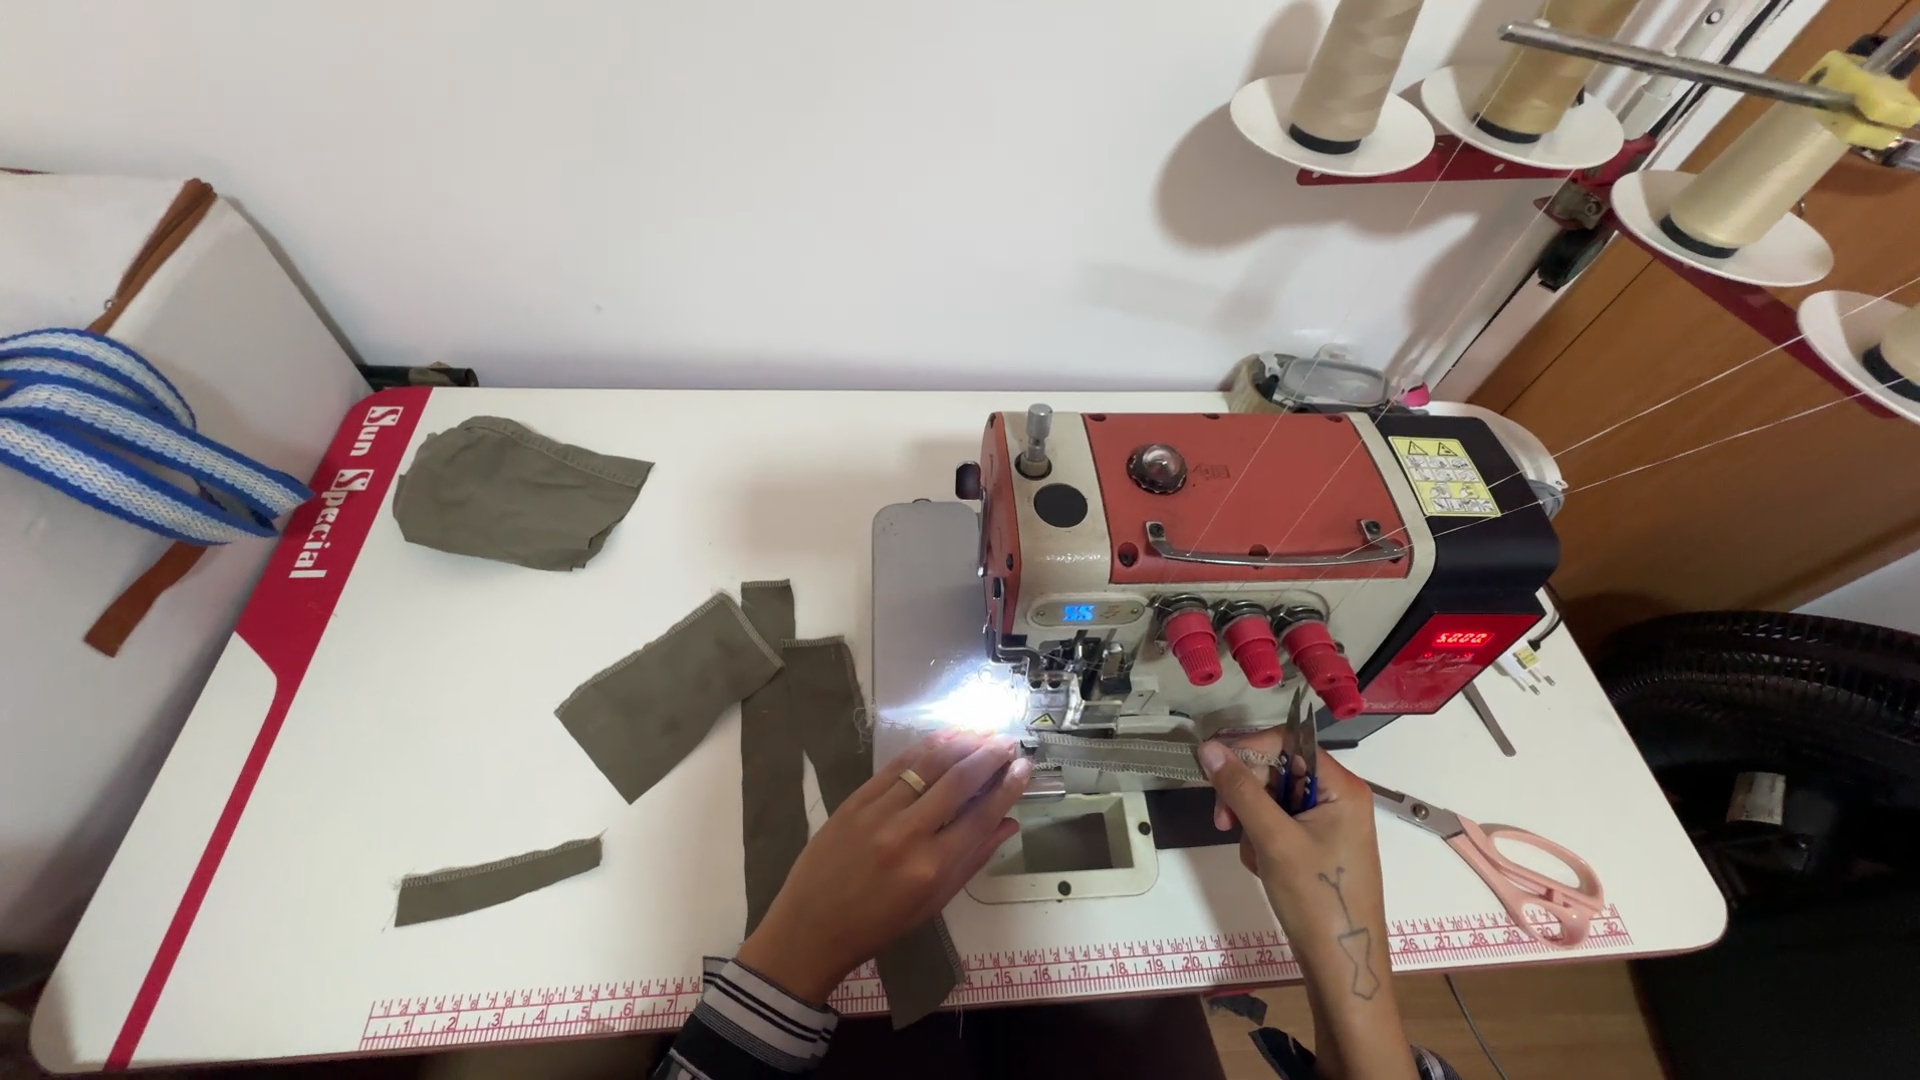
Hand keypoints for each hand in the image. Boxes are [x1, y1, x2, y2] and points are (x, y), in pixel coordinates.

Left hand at [737, 731, 1031, 1004]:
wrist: (812, 925)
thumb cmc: (879, 924)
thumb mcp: (935, 903)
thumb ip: (974, 859)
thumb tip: (1010, 823)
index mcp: (932, 868)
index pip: (981, 815)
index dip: (1008, 787)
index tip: (1024, 767)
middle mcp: (908, 834)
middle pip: (959, 781)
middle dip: (989, 755)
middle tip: (1009, 741)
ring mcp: (879, 812)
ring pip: (929, 764)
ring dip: (961, 742)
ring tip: (983, 731)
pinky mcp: (857, 798)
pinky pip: (898, 764)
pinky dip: (926, 746)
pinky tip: (945, 736)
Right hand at [1197, 739, 1388, 996]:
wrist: (1341, 967)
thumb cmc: (1316, 898)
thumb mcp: (1273, 839)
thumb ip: (1240, 789)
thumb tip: (1208, 747)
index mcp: (1342, 788)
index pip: (1288, 741)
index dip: (1249, 748)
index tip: (1215, 770)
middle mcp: (1338, 798)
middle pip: (1277, 768)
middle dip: (1245, 792)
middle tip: (1223, 821)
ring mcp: (1328, 823)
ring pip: (1272, 798)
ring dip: (1251, 821)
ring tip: (1253, 854)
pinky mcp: (1316, 845)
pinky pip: (1278, 823)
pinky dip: (1261, 839)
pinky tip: (1263, 865)